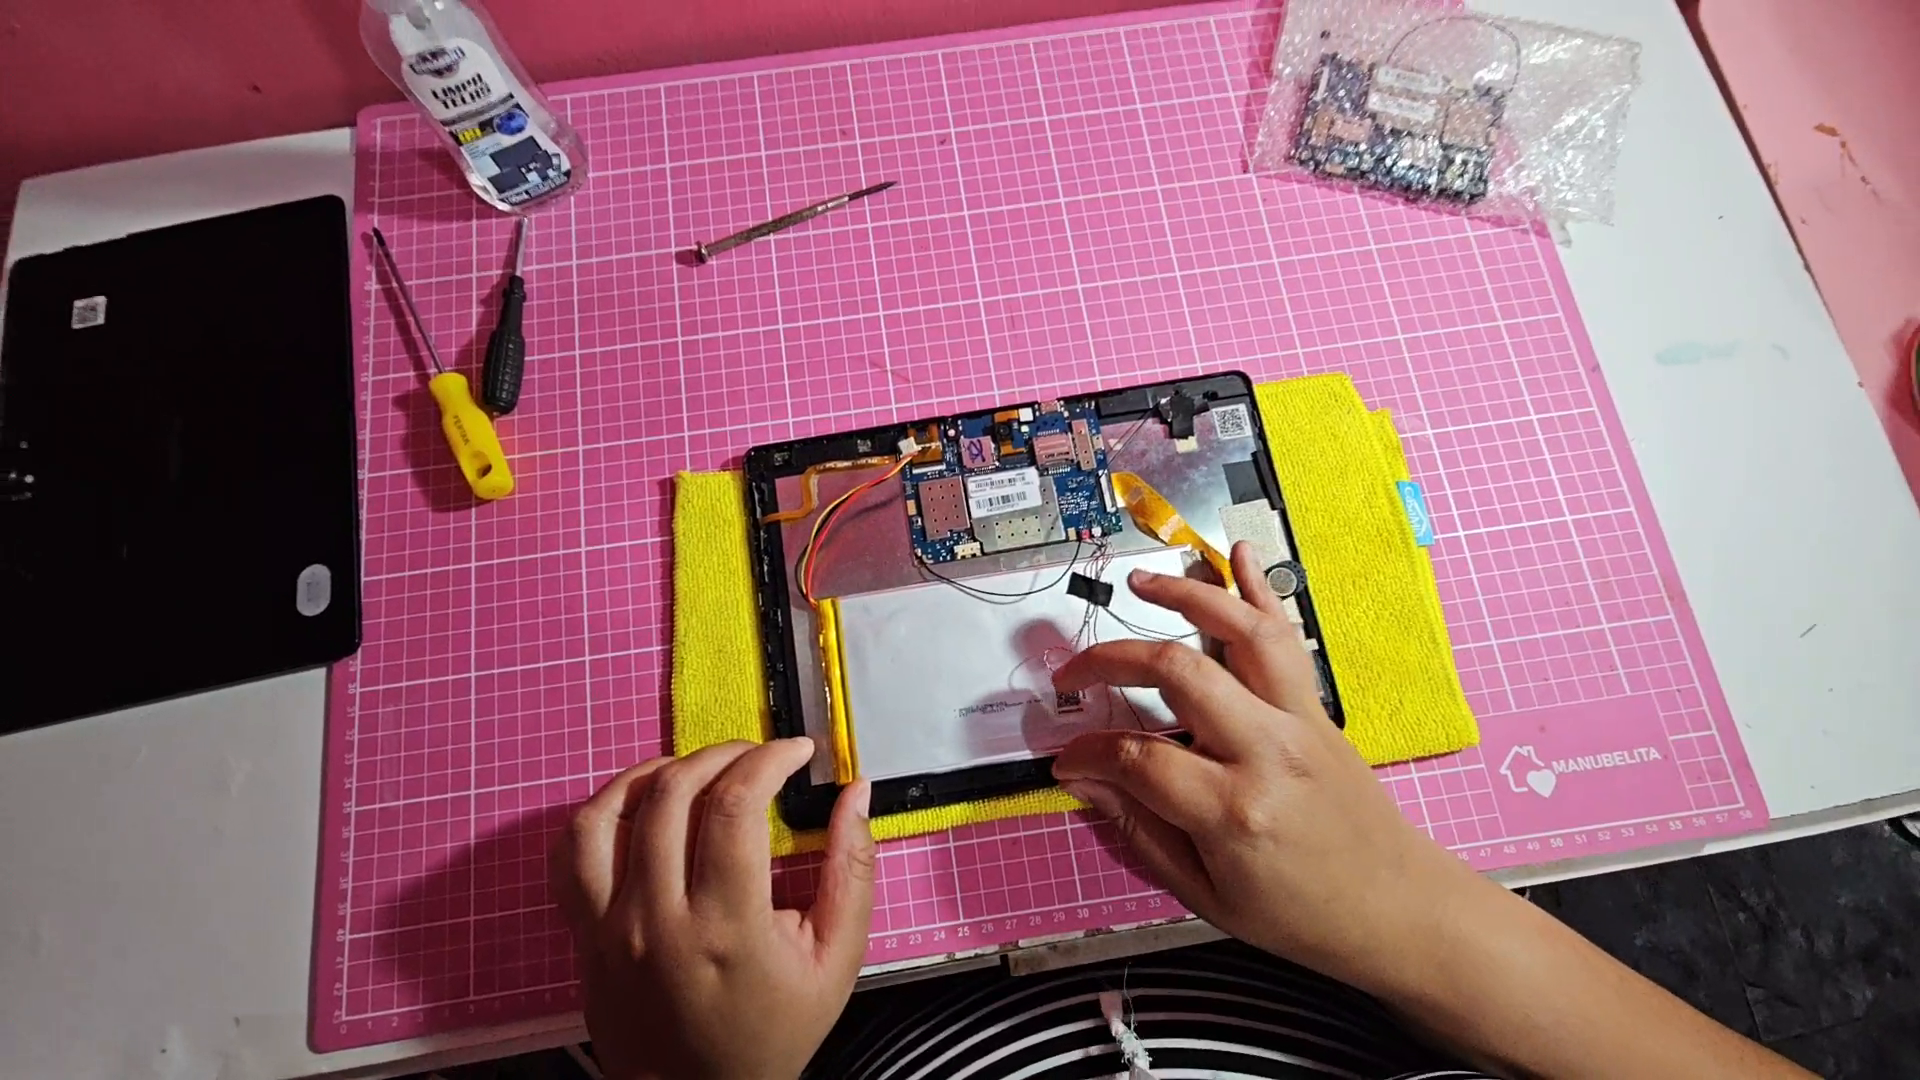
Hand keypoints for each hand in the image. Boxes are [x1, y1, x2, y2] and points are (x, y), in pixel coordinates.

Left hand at [550, 738, 874, 1079]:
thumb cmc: (772, 1032)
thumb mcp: (837, 958)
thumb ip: (852, 869)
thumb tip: (856, 793)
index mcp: (727, 927)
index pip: (736, 806)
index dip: (770, 759)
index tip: (797, 752)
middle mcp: (657, 920)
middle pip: (675, 794)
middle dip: (726, 754)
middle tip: (758, 758)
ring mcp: (609, 927)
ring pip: (612, 811)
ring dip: (661, 770)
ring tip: (701, 769)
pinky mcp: (583, 934)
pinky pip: (571, 850)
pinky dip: (604, 806)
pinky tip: (645, 800)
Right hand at [1051, 542, 1491, 996]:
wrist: (1404, 911)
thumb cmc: (1303, 916)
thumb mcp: (1206, 894)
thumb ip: (1139, 830)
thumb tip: (1084, 781)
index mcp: (1234, 809)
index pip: (1137, 758)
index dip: (1089, 753)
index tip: (1066, 758)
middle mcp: (1267, 749)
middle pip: (1179, 674)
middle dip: (1114, 659)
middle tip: (1076, 672)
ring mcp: (1298, 719)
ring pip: (1240, 633)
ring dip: (1187, 595)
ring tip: (1140, 582)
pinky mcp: (1316, 707)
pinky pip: (1284, 638)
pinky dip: (1261, 589)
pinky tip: (1239, 554)